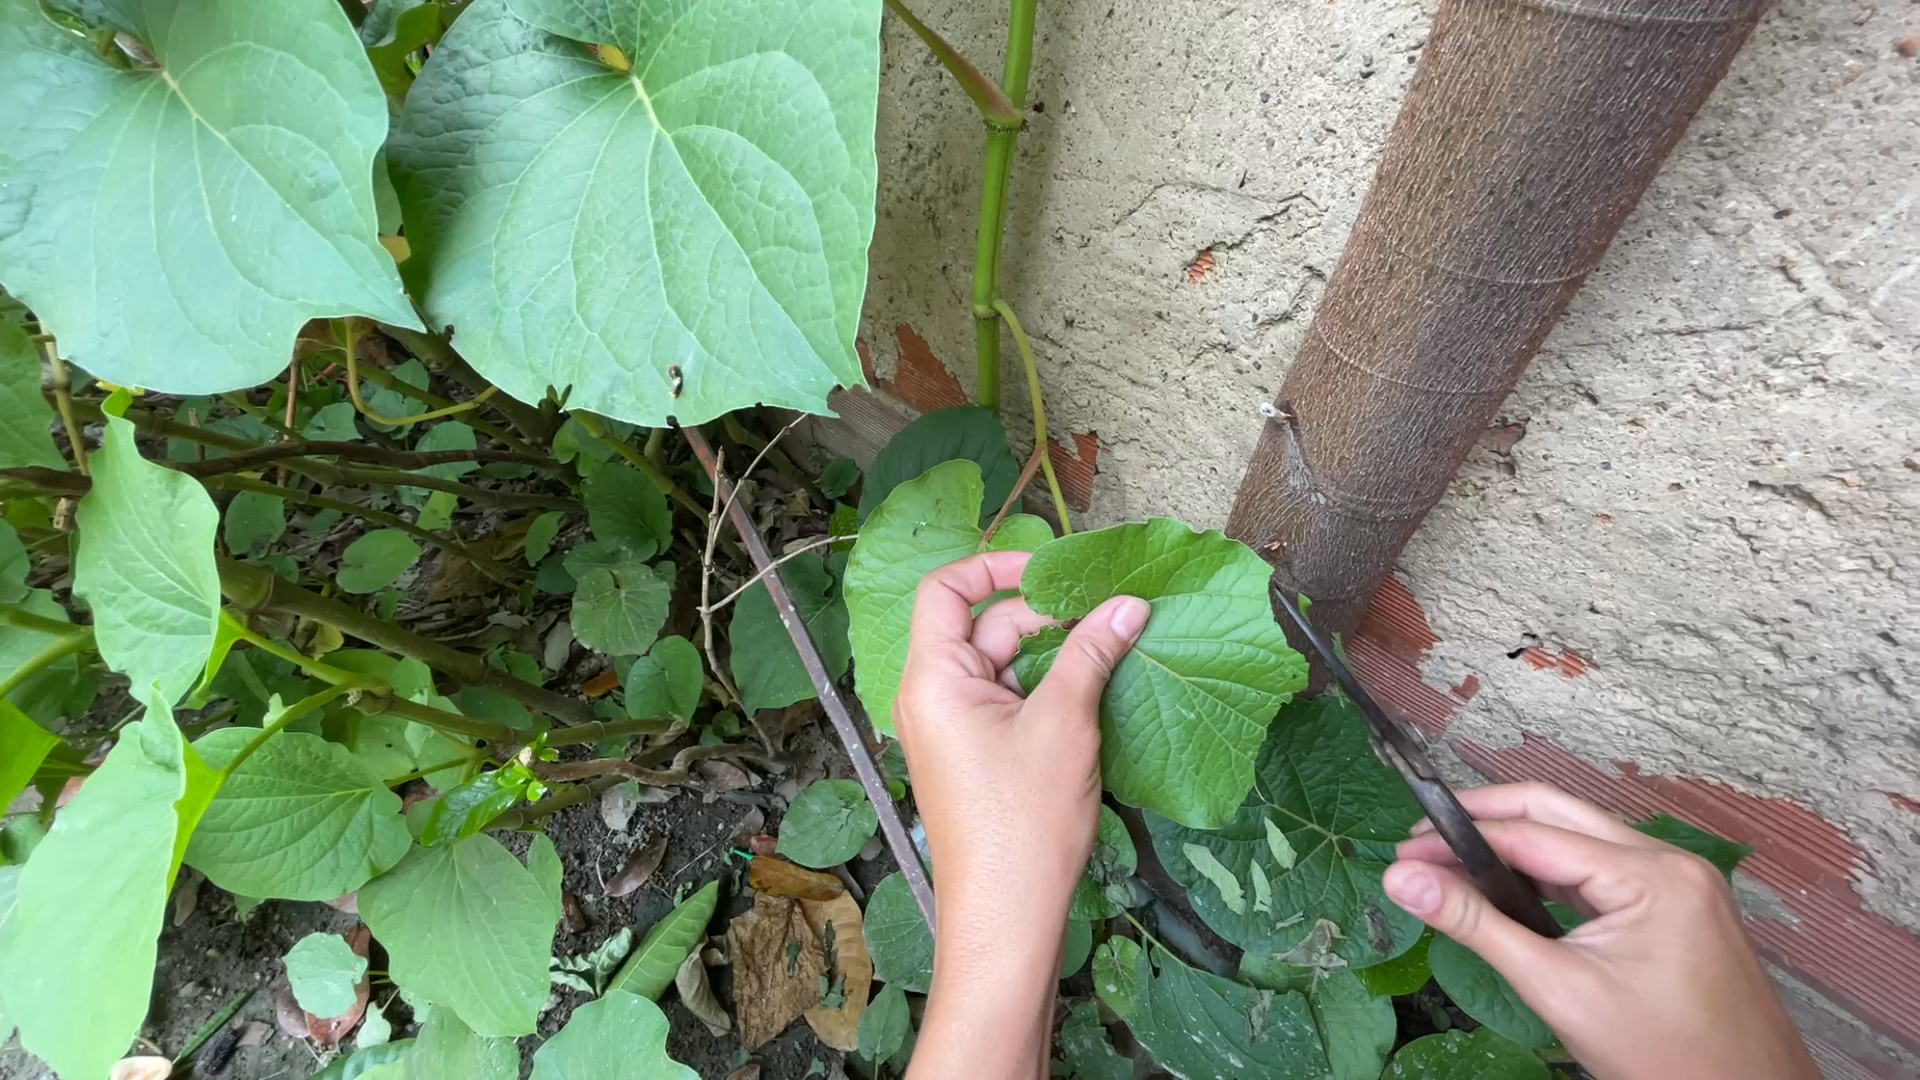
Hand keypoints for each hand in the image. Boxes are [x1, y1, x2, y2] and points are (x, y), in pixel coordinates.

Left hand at [894, 551, 1147, 1079]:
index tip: (1053, 570)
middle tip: (1110, 609)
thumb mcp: (1064, 723)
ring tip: (1113, 640)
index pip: (945, 589)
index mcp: (933, 676)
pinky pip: (1009, 695)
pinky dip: (1047, 683)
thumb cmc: (1025, 819)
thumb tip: (1130, 603)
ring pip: (1004, 661)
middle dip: (1045, 613)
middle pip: (985, 624)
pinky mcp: (976, 749)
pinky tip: (1094, 680)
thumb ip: (1092, 652)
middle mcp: (933, 692)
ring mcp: (954, 723)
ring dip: (1054, 649)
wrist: (1008, 919)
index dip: (995, 566)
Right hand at [1382, 783, 1818, 1079]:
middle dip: (1477, 818)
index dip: (1455, 839)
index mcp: (1650, 874)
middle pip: (1547, 809)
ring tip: (1451, 863)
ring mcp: (1672, 878)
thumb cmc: (1666, 1059)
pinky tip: (1503, 886)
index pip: (1526, 834)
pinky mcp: (1668, 899)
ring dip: (1505, 840)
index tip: (1403, 855)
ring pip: (1565, 830)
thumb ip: (1472, 923)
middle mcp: (1665, 859)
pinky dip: (1537, 866)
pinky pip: (1587, 861)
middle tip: (1420, 842)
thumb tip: (1398, 878)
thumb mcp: (1556, 987)